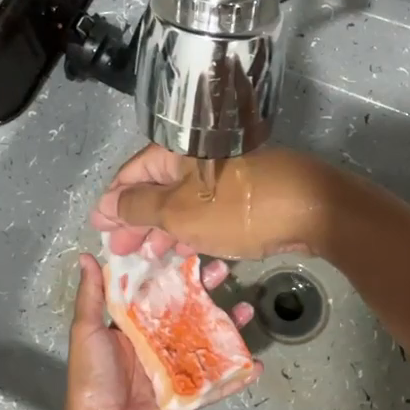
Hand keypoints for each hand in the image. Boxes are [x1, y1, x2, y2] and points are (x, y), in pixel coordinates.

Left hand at [62, 253, 256, 409]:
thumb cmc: (94, 381)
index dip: (174, 271)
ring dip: (229, 324)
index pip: (158, 290)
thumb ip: (92, 296)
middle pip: (188, 309)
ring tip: (247, 309)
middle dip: (206, 289)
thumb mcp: (87, 333)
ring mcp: (178, 367)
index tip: (190, 249)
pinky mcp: (192, 393)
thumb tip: (87, 256)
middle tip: (224, 270)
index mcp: (134, 325)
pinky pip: (219, 381)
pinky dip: (239, 374)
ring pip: (209, 339)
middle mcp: (158, 341)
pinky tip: (257, 363)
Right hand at [91, 144, 340, 260]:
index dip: (113, 201)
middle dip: (137, 220)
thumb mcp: (180, 213)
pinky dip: (192, 230)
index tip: (98, 227)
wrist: (311, 209)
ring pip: (183, 202)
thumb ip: (140, 208)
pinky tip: (185, 252)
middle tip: (120, 249)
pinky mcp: (245, 196)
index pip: (132, 173)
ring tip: (148, 256)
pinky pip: (207, 212)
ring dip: (163, 229)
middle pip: (157, 188)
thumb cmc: (239, 209)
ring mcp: (225, 176)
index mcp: (179, 153)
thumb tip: (108, 203)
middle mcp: (199, 159)